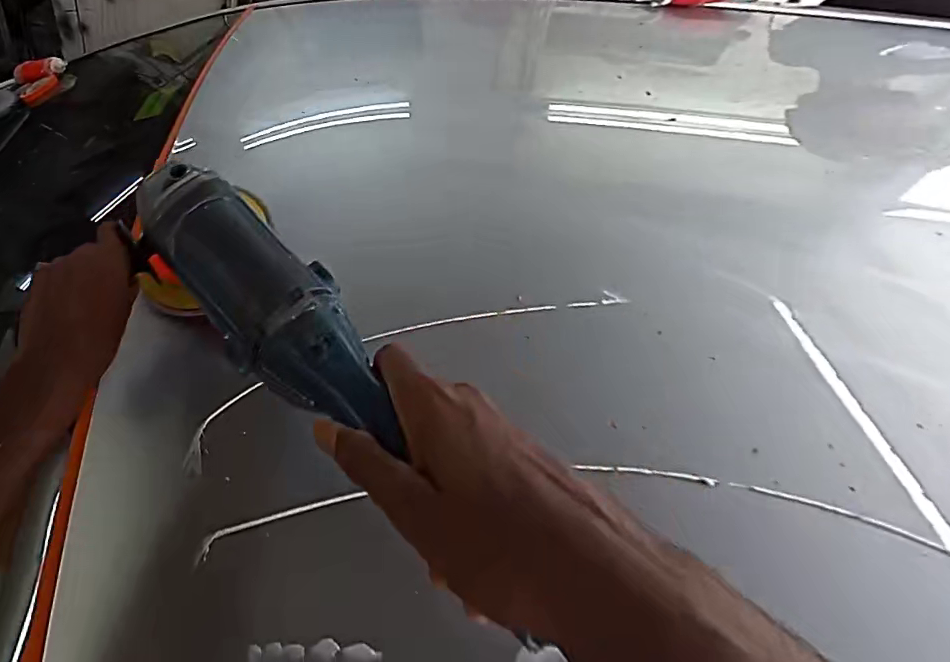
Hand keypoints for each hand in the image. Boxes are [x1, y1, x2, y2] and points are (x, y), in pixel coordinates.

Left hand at [15, 223, 136, 402]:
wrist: (56, 360)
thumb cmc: (99, 339)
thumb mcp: (123, 314)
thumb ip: (125, 288)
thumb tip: (126, 279)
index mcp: (108, 258)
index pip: (111, 231)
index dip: (114, 239)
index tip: (116, 254)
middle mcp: (81, 254)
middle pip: (89, 252)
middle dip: (93, 267)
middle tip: (97, 291)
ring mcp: (55, 265)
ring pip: (69, 265)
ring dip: (73, 277)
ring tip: (74, 304)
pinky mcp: (36, 279)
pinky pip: (51, 277)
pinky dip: (55, 287)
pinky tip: (56, 308)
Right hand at [312, 344, 668, 645]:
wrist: (617, 588)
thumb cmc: (516, 551)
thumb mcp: (413, 511)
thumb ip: (364, 462)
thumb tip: (333, 431)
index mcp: (434, 405)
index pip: (384, 361)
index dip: (362, 388)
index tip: (353, 423)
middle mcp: (470, 406)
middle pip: (412, 409)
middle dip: (400, 453)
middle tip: (402, 499)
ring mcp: (505, 432)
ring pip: (447, 445)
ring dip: (436, 486)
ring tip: (447, 545)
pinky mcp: (532, 461)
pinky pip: (482, 466)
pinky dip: (471, 500)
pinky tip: (482, 552)